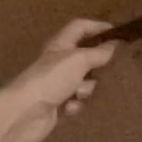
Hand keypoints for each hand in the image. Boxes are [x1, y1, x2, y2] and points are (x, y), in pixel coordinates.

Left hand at [0, 20, 117, 141]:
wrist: (23, 114)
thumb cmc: (51, 79)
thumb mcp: (79, 60)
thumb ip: (99, 53)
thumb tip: (115, 45)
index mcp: (61, 44)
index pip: (81, 27)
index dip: (97, 27)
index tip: (117, 34)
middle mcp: (59, 61)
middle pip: (85, 56)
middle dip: (96, 65)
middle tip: (108, 69)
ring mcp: (57, 84)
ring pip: (83, 82)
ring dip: (85, 88)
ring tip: (78, 93)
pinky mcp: (57, 105)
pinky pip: (76, 101)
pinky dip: (75, 104)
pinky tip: (68, 108)